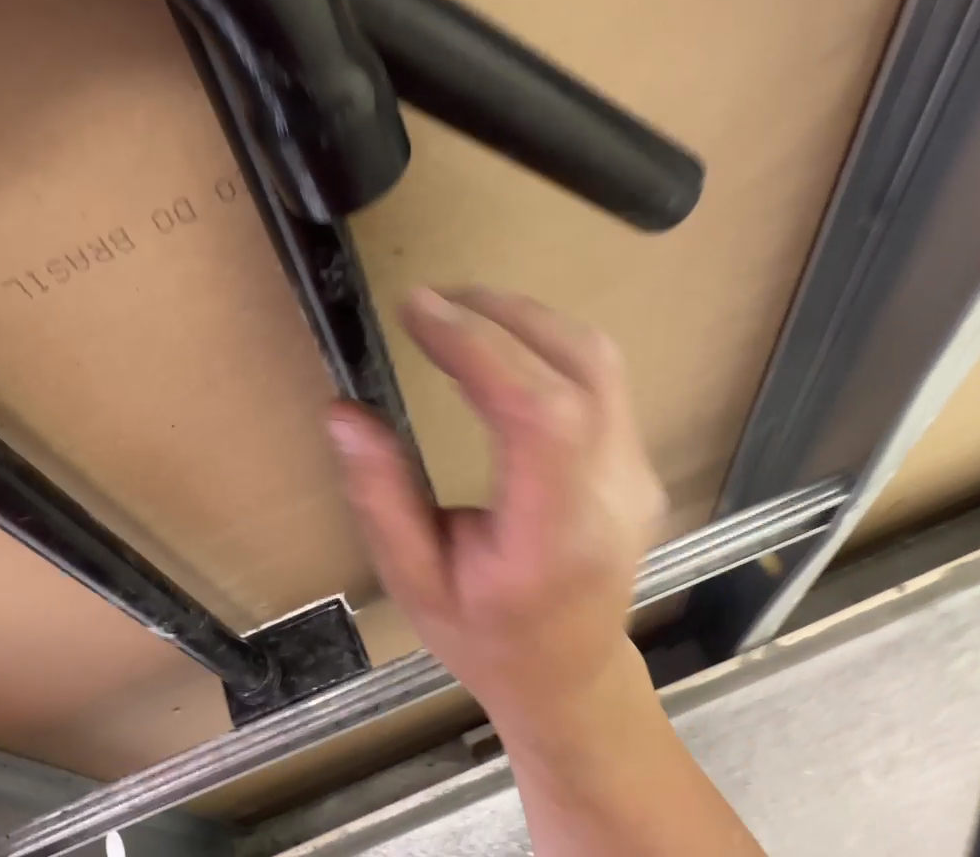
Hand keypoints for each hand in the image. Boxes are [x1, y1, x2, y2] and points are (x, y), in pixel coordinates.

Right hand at [328, 287, 664, 740]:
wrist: (570, 676)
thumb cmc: (486, 638)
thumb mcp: (414, 581)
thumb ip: (382, 497)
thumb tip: (344, 412)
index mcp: (557, 533)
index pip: (540, 414)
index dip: (480, 348)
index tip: (418, 311)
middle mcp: (614, 491)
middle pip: (580, 365)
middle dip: (499, 316)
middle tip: (429, 304)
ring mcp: (634, 470)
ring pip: (597, 358)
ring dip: (524, 319)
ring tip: (457, 313)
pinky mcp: (634, 456)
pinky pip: (598, 374)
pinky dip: (542, 341)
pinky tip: (497, 344)